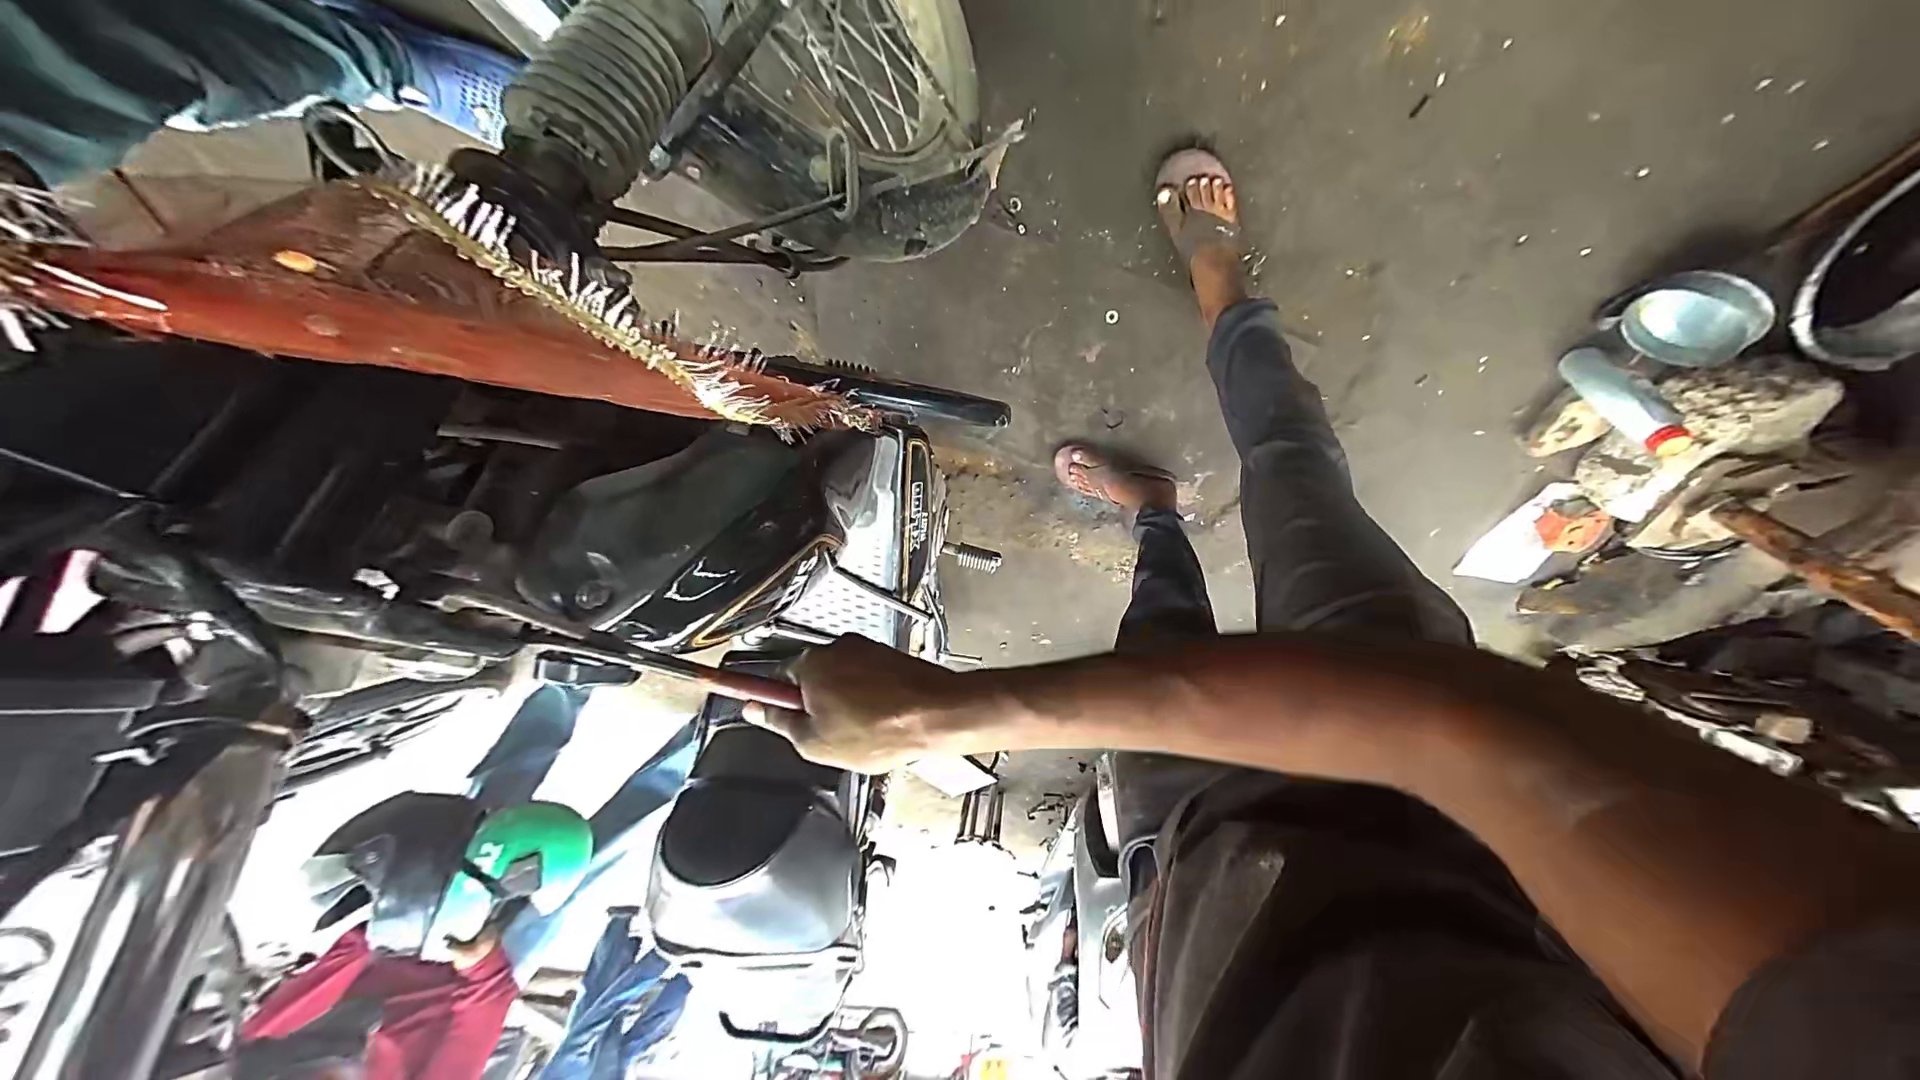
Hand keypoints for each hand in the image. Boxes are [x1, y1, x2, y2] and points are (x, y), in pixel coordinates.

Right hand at [744, 634, 968, 771]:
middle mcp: (838, 648)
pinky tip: (880, 721)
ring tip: (862, 731)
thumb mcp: (815, 742)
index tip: (756, 702)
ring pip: (841, 680)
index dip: (768, 697)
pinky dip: (869, 698)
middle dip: (814, 705)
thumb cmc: (881, 728)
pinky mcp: (890, 658)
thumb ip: (780, 723)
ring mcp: (867, 650)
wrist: (937, 714)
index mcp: (811, 663)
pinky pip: (867, 680)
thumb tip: (758, 710)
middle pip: (809, 678)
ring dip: (844, 703)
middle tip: (826, 734)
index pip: (772, 676)